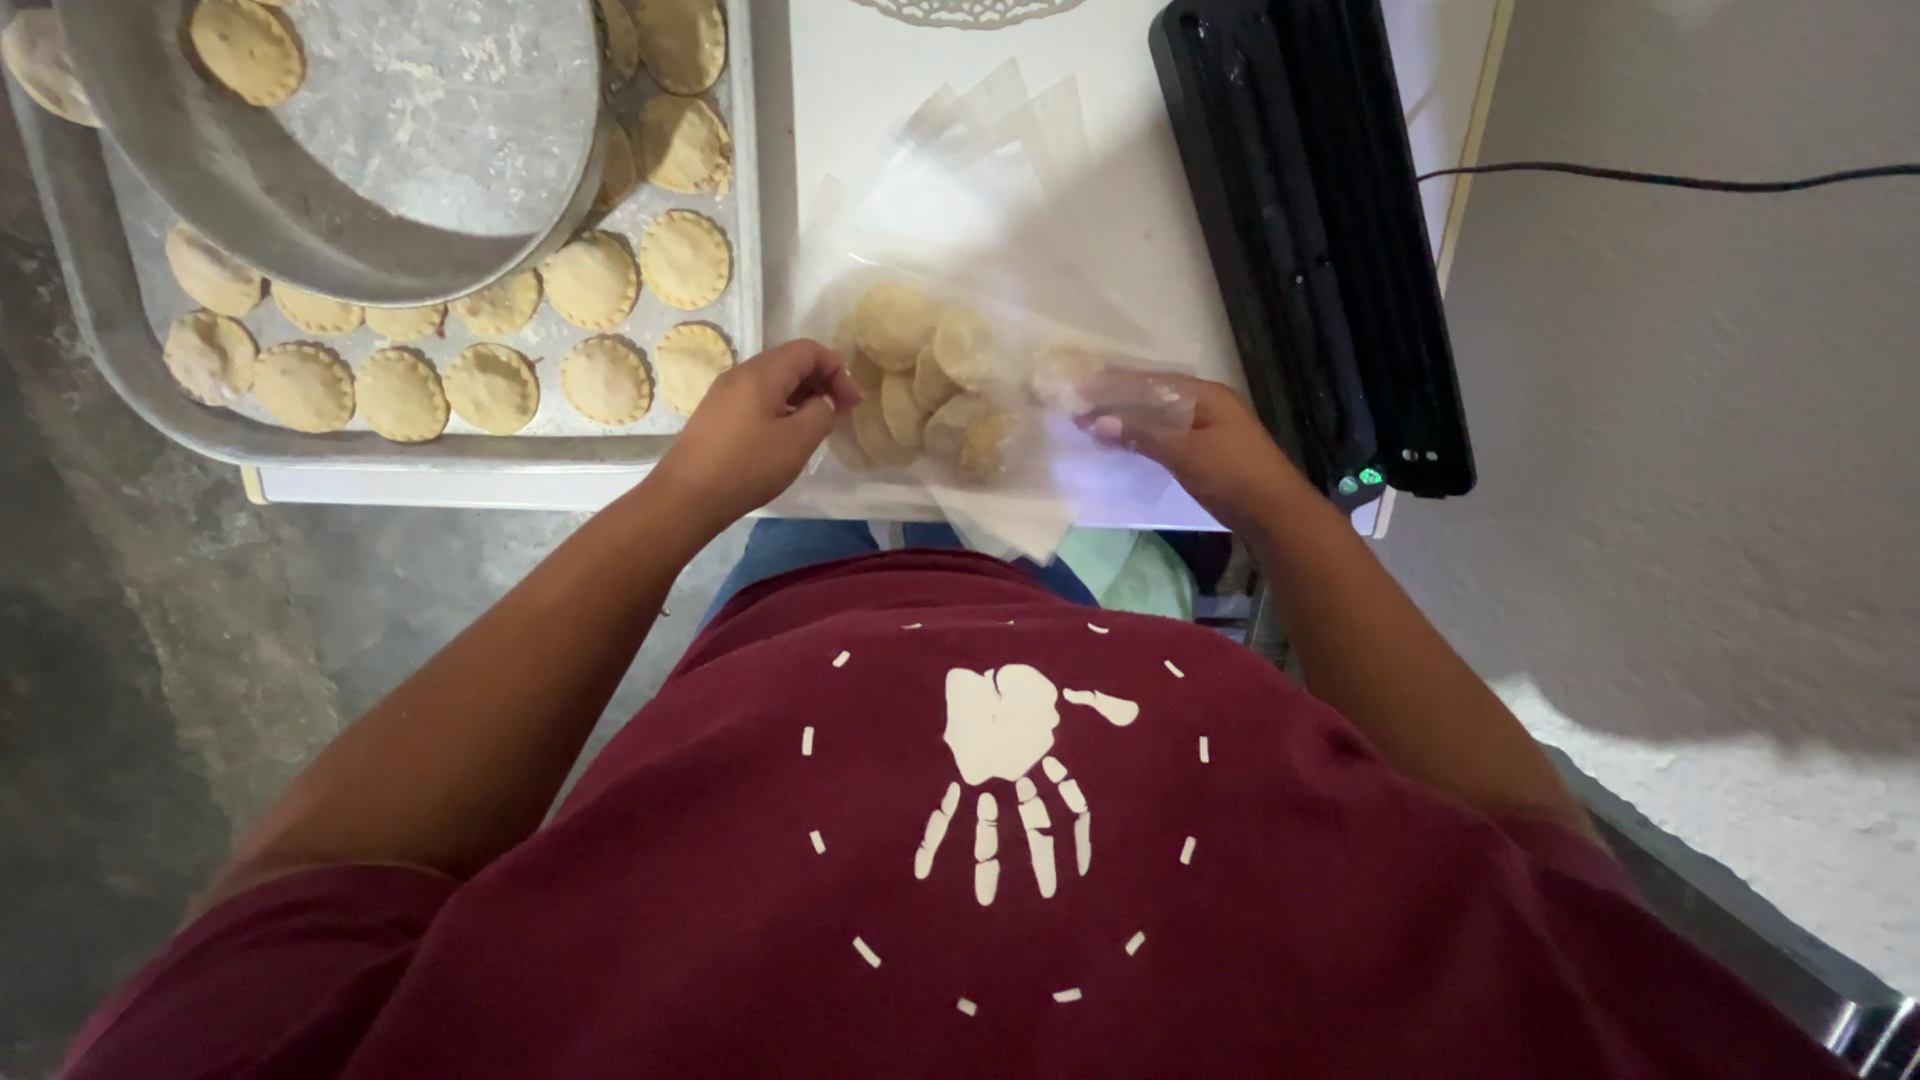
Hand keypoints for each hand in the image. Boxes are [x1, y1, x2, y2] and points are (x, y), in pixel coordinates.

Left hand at [649, 338, 862, 530]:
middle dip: (822, 381)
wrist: (688, 497)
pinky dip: (782, 407)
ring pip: (774, 381)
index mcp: (762, 373)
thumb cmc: (748, 466)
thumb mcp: (798, 441)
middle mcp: (741, 374)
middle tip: (841, 413)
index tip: (852, 403)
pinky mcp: (717, 415)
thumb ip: (821, 413)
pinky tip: (788, 435)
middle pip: (790, 361)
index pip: (808, 350)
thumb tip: (823, 401)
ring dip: (802, 396)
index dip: (837, 369)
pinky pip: (758, 398)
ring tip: (818, 426)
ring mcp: (725, 394)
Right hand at [1076, 370, 1308, 530]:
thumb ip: (1141, 434)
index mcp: (1204, 394)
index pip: (1150, 381)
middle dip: (1116, 402)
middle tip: (1080, 408)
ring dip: (1127, 420)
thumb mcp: (1184, 451)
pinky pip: (1165, 436)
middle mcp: (1205, 404)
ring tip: (1093, 425)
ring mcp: (1206, 428)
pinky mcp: (1204, 451)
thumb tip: (1096, 421)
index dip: (1114, 384)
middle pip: (1152, 396)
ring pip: (1157, 418)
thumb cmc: (1232, 474)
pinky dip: (1141, 437)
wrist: (1274, 513)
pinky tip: (1123, 444)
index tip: (1081, 389)